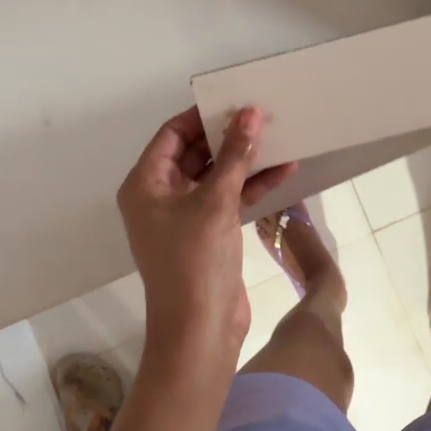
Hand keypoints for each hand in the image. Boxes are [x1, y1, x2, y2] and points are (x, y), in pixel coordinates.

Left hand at [116, 107, 295, 361]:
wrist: (200, 330)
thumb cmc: (195, 260)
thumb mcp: (216, 201)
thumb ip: (234, 155)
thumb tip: (250, 113)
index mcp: (145, 185)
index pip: (172, 135)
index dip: (202, 116)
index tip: (235, 100)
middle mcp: (160, 197)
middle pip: (194, 153)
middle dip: (228, 136)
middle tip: (262, 115)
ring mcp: (185, 217)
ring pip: (216, 176)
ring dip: (245, 160)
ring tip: (279, 137)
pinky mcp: (209, 234)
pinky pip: (229, 198)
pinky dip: (252, 186)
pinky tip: (284, 170)